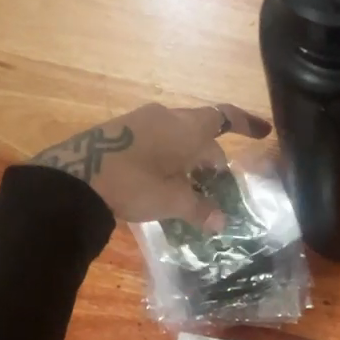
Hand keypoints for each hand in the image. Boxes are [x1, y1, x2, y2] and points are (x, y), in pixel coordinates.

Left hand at [29, 102, 271, 225]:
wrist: (75, 175)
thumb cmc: (135, 184)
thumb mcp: (172, 201)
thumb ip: (200, 210)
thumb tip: (221, 222)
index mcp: (186, 127)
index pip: (224, 117)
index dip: (245, 123)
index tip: (264, 130)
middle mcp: (166, 117)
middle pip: (200, 132)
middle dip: (214, 158)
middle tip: (220, 187)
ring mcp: (141, 122)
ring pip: (178, 138)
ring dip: (190, 161)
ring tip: (194, 190)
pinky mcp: (121, 134)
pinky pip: (157, 143)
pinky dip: (170, 161)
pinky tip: (166, 185)